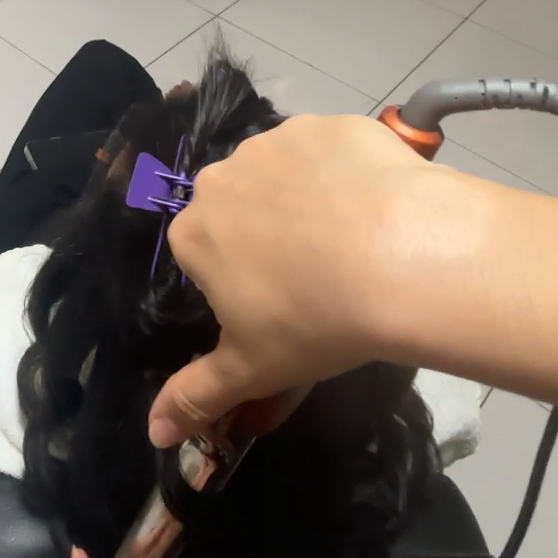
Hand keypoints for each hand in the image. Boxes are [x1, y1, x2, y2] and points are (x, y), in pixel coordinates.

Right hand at [150, 114, 486, 446]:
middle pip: (239, 207)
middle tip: (319, 269)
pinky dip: (344, 170)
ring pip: (282, 173)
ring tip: (355, 235)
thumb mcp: (253, 368)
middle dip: (267, 231)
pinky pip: (326, 149)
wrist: (404, 258)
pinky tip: (377, 202)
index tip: (281, 299)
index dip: (242, 277)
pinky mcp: (325, 124)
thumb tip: (153, 433)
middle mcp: (221, 177)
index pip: (206, 252)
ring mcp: (273, 143)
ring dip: (305, 197)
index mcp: (194, 232)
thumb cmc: (316, 320)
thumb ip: (196, 397)